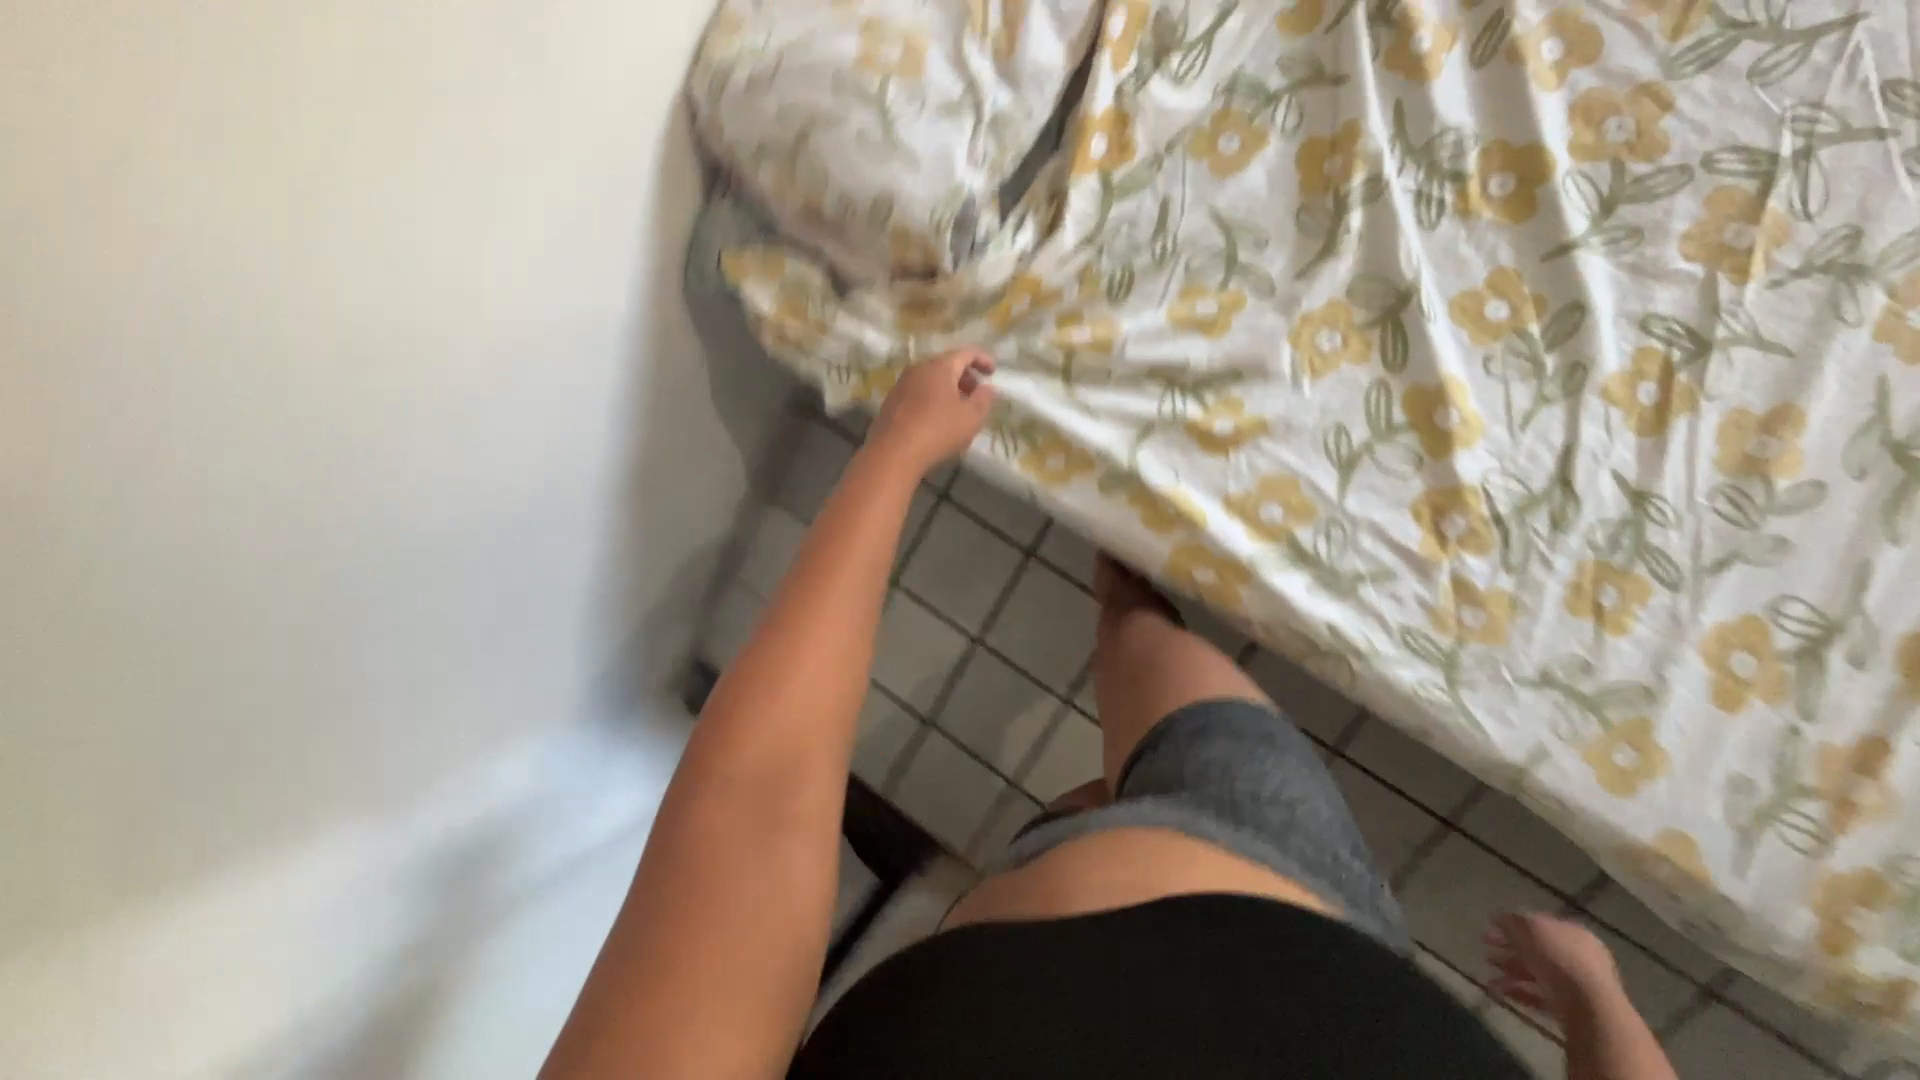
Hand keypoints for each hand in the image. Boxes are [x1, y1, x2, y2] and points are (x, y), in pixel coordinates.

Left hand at [866, 348, 996, 477]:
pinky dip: (932, 400)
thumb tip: (988, 388)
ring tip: (958, 409)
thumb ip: (984, 400)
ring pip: (930, 380)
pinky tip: (936, 420)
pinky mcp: (891, 403)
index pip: (966, 353)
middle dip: (965, 377)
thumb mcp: (971, 418)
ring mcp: (901, 385)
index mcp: (940, 367)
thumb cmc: (938, 431)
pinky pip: (917, 394)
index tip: (993, 372)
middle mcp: (918, 369)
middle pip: (946, 365)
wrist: (893, 453)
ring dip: (948, 390)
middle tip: (976, 394)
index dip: (982, 360)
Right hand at [1485, 912, 1623, 1023]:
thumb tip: (1497, 917)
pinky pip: (1539, 996)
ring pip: (1536, 974)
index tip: (1490, 927)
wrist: (1588, 1007)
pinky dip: (1518, 992)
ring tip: (1488, 975)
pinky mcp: (1569, 1008)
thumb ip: (1512, 920)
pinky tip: (1499, 991)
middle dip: (1509, 949)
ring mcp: (1575, 985)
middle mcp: (1579, 958)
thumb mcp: (1530, 928)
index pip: (1541, 925)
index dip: (1514, 925)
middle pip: (1537, 950)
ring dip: (1509, 971)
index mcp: (1574, 934)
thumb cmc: (1559, 958)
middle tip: (1485, 949)